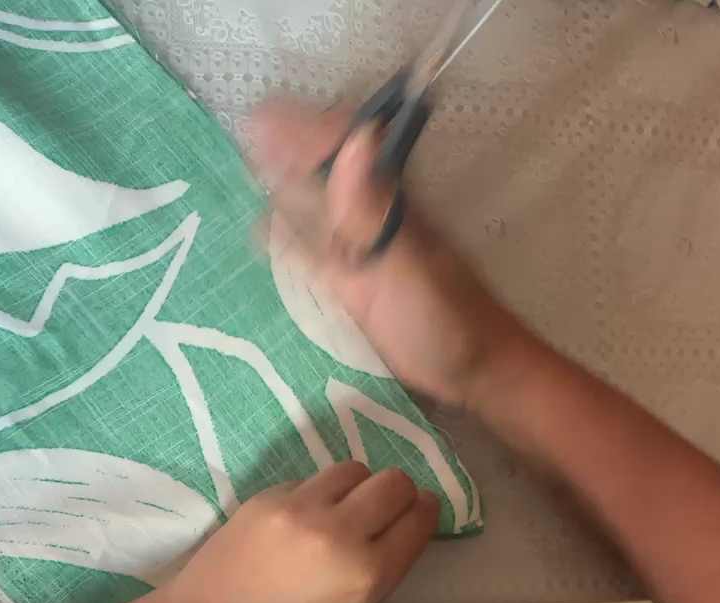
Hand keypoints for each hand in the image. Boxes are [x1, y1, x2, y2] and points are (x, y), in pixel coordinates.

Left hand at [152, 462, 439, 602]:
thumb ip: (381, 574)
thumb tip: (398, 534)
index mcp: (366, 575)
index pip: (420, 516)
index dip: (424, 514)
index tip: (416, 519)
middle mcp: (340, 533)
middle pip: (395, 481)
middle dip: (398, 495)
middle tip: (382, 514)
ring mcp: (301, 508)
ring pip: (355, 468)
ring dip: (359, 487)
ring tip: (342, 512)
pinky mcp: (270, 494)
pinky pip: (314, 479)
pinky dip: (319, 494)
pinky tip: (302, 520)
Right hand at [247, 99, 534, 408]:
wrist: (471, 368)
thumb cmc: (448, 317)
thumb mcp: (410, 263)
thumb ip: (377, 210)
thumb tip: (356, 139)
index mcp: (389, 205)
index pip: (346, 150)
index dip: (308, 129)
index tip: (266, 119)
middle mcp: (371, 221)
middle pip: (325, 174)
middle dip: (289, 150)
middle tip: (248, 129)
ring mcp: (360, 256)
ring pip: (316, 212)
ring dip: (286, 188)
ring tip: (248, 167)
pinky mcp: (353, 290)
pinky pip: (315, 259)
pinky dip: (292, 244)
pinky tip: (265, 235)